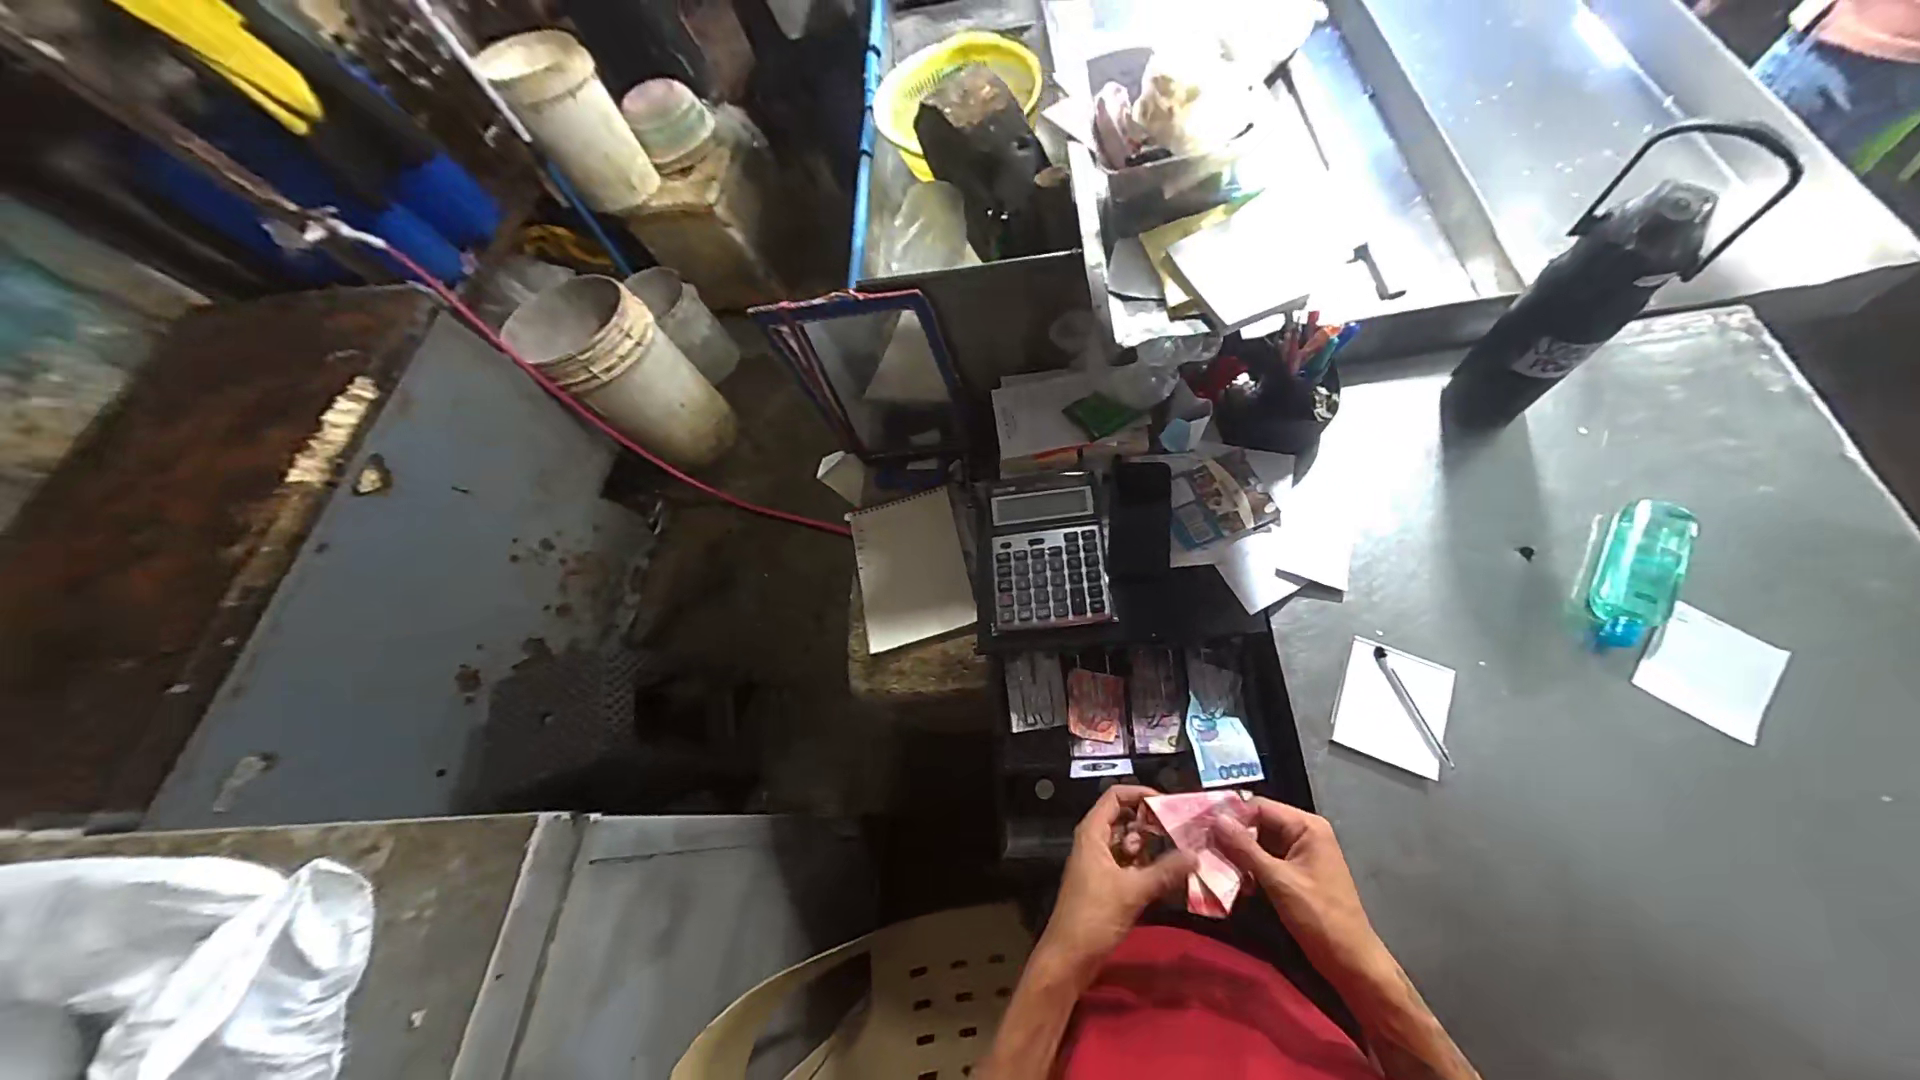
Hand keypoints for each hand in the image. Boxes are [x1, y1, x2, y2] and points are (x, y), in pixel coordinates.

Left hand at [1035, 785, 1195, 982]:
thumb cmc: (1094, 915)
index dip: (1140, 794)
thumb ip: (1165, 871)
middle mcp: (1095, 841)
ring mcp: (1099, 861)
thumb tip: (1196, 855)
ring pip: (1128, 842)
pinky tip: (1168, 874)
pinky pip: (1128, 863)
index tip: (1168, 805)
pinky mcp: (1105, 882)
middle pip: (1124, 817)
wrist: (1069, 956)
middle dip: (1151, 823)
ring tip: (1181, 853)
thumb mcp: (1133, 891)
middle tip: (1181, 832)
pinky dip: (1146, 865)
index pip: (1115, 796)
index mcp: (1092, 832)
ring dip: (1151, 846)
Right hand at [1210, 797, 1391, 987]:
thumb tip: (1215, 819)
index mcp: (1307, 826)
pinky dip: (1247, 866)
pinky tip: (1229, 876)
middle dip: (1230, 835)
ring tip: (1209, 860)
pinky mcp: (1293, 871)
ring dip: (1236, 852)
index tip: (1201, 826)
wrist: (1351, 964)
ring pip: (1257, 841)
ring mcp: (1299, 853)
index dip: (1230, 815)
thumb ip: (1244, 848)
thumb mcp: (1278, 880)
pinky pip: (1263, 858)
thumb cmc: (1320, 918)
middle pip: (1256, 823)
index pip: (1258, 807)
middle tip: (1201, 844)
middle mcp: (1303, 833)